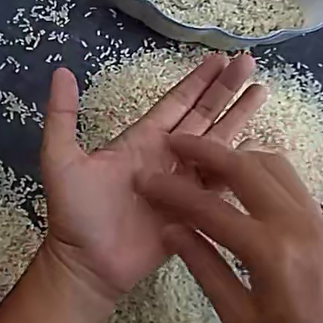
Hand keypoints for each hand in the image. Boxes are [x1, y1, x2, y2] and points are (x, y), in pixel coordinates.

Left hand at [38, 52, 266, 306]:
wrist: (88, 264)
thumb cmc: (75, 212)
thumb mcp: (62, 159)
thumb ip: (63, 115)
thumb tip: (61, 71)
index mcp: (142, 140)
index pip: (177, 102)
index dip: (198, 80)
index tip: (220, 57)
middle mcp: (167, 156)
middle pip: (203, 115)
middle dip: (226, 89)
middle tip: (249, 62)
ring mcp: (184, 183)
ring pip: (218, 143)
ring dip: (238, 117)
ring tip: (261, 91)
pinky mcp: (195, 210)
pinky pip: (222, 184)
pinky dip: (241, 166)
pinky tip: (261, 149)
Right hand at [139, 135, 322, 322]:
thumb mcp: (243, 322)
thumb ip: (206, 269)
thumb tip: (170, 230)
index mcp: (270, 252)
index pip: (208, 209)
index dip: (171, 192)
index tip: (143, 180)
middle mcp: (295, 223)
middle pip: (244, 167)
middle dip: (206, 151)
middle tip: (173, 145)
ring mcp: (315, 219)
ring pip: (272, 165)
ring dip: (237, 155)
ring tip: (206, 162)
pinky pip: (290, 180)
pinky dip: (260, 169)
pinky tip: (243, 184)